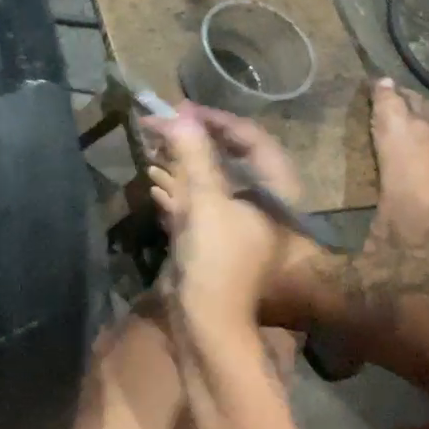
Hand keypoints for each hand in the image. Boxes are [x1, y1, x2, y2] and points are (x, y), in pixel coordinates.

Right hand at [142, 104, 302, 329]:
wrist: (207, 320)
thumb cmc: (217, 259)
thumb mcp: (205, 200)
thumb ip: (193, 154)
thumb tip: (179, 115)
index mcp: (277, 191)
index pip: (251, 139)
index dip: (215, 119)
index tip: (179, 109)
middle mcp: (263, 202)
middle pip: (229, 156)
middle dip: (193, 138)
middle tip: (160, 122)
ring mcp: (238, 221)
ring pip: (210, 178)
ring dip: (181, 160)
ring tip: (151, 144)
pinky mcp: (215, 238)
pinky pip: (198, 201)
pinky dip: (177, 187)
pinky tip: (153, 180)